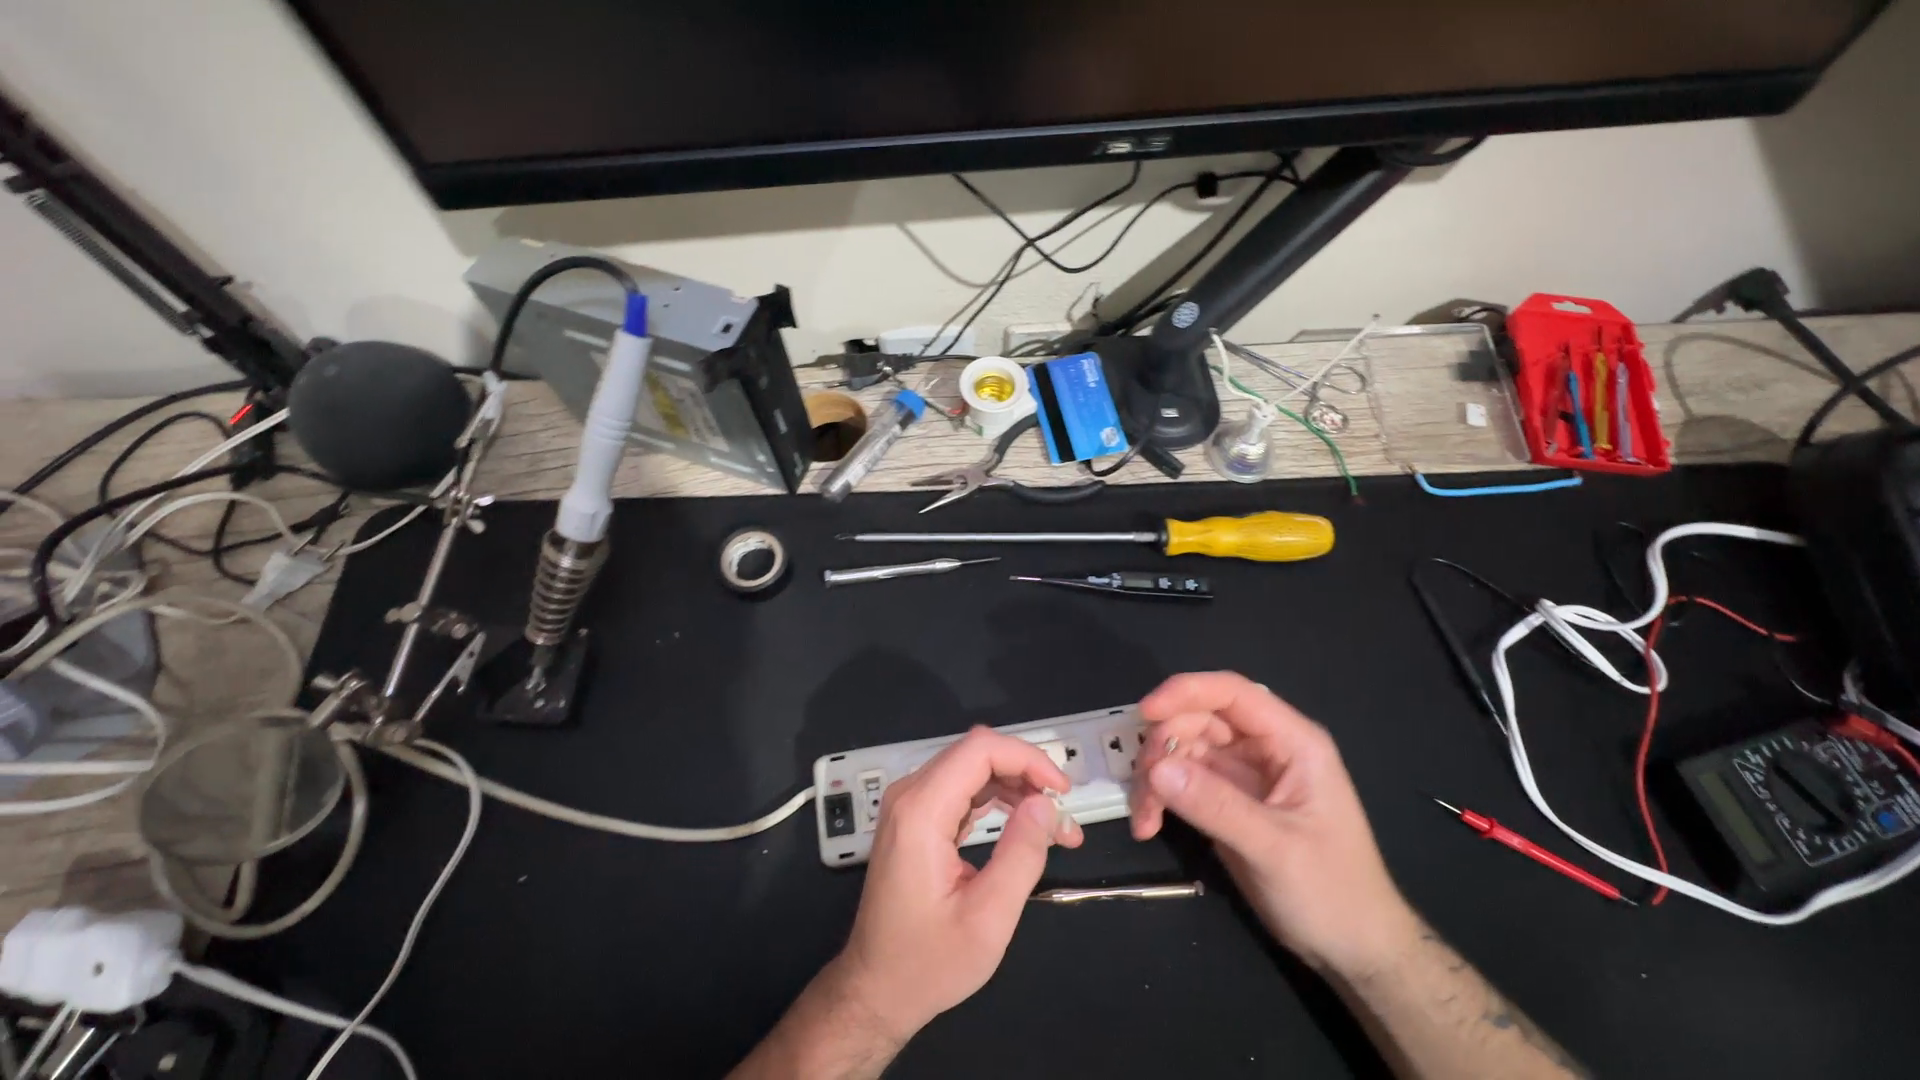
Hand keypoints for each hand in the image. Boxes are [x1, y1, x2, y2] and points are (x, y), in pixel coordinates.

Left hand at [833, 727, 1083, 1040]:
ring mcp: (908, 806)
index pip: (979, 749)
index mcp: (921, 812)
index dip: (1027, 758)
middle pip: (976, 753)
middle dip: (1027, 774)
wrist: (876, 988)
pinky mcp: (915, 820)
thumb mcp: (988, 918)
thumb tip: (1046, 804)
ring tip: (1055, 828)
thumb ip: (1021, 854)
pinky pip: (961, 790)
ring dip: (1017, 788)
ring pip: (972, 768)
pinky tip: (1024, 827)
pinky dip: (997, 800)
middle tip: (1063, 816)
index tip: (1063, 792)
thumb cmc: (928, 962)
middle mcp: (909, 796)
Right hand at [1129, 672, 1417, 974]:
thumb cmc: (1332, 891)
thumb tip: (1155, 769)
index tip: (1145, 714)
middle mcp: (1265, 749)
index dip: (1186, 692)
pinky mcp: (1225, 802)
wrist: (1352, 947)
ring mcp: (1243, 775)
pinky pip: (1181, 782)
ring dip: (1154, 778)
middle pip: (1198, 720)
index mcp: (1293, 743)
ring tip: (1144, 820)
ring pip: (1182, 751)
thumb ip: (1216, 805)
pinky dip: (1159, 798)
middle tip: (1143, 788)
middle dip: (1163, 747)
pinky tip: (1148, 826)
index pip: (1232, 694)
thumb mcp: (1274, 848)